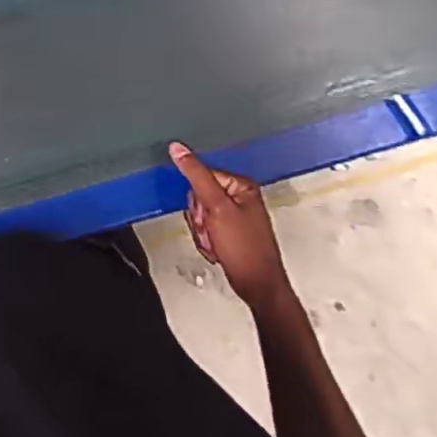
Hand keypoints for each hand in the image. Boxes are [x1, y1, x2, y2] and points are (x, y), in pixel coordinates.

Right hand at [171, 142, 293, 310]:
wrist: (258, 287)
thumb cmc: (245, 250)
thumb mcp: (216, 207)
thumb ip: (196, 175)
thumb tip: (179, 149)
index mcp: (241, 185)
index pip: (202, 176)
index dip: (197, 198)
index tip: (206, 212)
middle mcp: (240, 197)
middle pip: (199, 196)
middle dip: (199, 218)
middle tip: (212, 231)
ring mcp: (235, 216)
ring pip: (200, 215)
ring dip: (202, 233)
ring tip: (216, 244)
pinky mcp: (230, 232)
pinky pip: (205, 229)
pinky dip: (206, 241)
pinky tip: (218, 250)